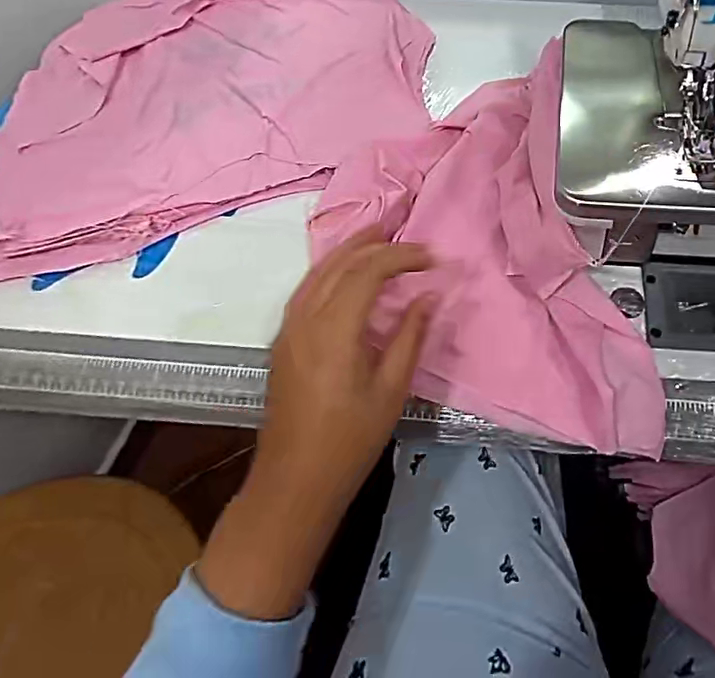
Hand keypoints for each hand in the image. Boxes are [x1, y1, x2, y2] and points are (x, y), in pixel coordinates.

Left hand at [197, 228, 433, 617]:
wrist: (293, 484)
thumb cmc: (349, 441)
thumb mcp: (391, 391)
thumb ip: (410, 336)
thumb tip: (429, 296)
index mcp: (333, 330)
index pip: (368, 272)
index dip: (401, 257)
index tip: (431, 259)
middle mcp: (305, 320)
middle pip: (339, 264)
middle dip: (373, 242)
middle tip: (404, 231)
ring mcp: (288, 329)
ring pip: (317, 272)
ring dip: (348, 250)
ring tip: (376, 236)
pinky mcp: (283, 341)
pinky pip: (306, 289)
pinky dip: (330, 269)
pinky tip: (345, 272)